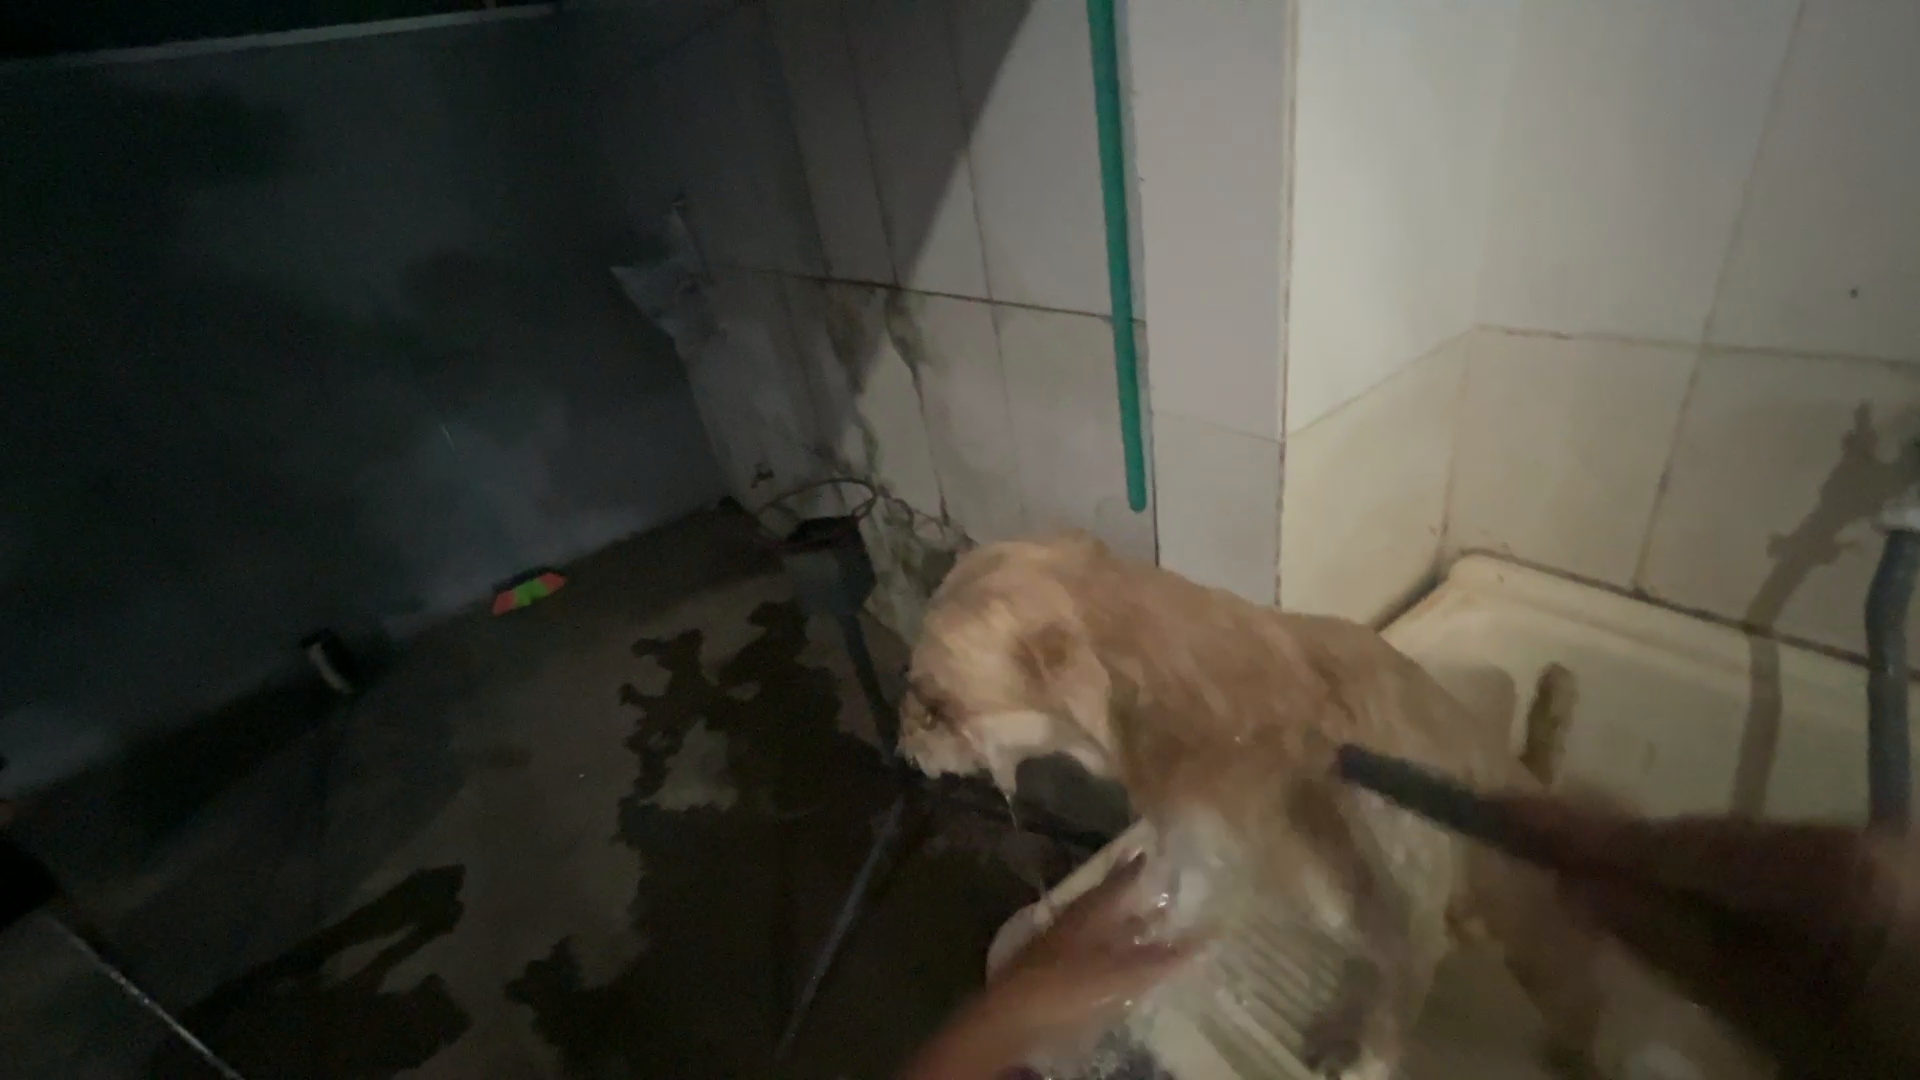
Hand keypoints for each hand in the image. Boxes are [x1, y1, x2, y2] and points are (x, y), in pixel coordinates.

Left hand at [980, 852, 1198, 1047]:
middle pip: (1107, 895)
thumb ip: (1160, 959)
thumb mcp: (1121, 974)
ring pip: (1097, 917)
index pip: (1119, 881)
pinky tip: (1112, 949)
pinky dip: (1106, 937)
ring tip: (1142, 915)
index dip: (1134, 867)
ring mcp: (1063, 936)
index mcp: (1093, 910)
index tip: (1147, 848)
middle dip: (1127, 887)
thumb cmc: (1069, 984)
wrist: (1014, 1008)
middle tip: (1148, 875)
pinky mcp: (1055, 958)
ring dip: (1119, 914)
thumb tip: (1205, 940)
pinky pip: (1089, 937)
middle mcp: (1078, 915)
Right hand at [1492, 794, 1919, 1079]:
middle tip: (1566, 872)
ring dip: (1705, 886)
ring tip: (1655, 912)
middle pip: (1715, 842)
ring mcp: (1905, 850)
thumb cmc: (1901, 1061)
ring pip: (1761, 857)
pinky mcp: (1912, 868)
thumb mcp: (1795, 1035)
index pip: (1667, 841)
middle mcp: (1876, 839)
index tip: (1492, 812)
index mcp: (1837, 873)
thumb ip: (1680, 946)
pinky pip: (1811, 873)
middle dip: (1645, 864)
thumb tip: (1573, 884)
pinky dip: (1764, 900)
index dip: (1572, 831)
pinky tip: (1750, 934)